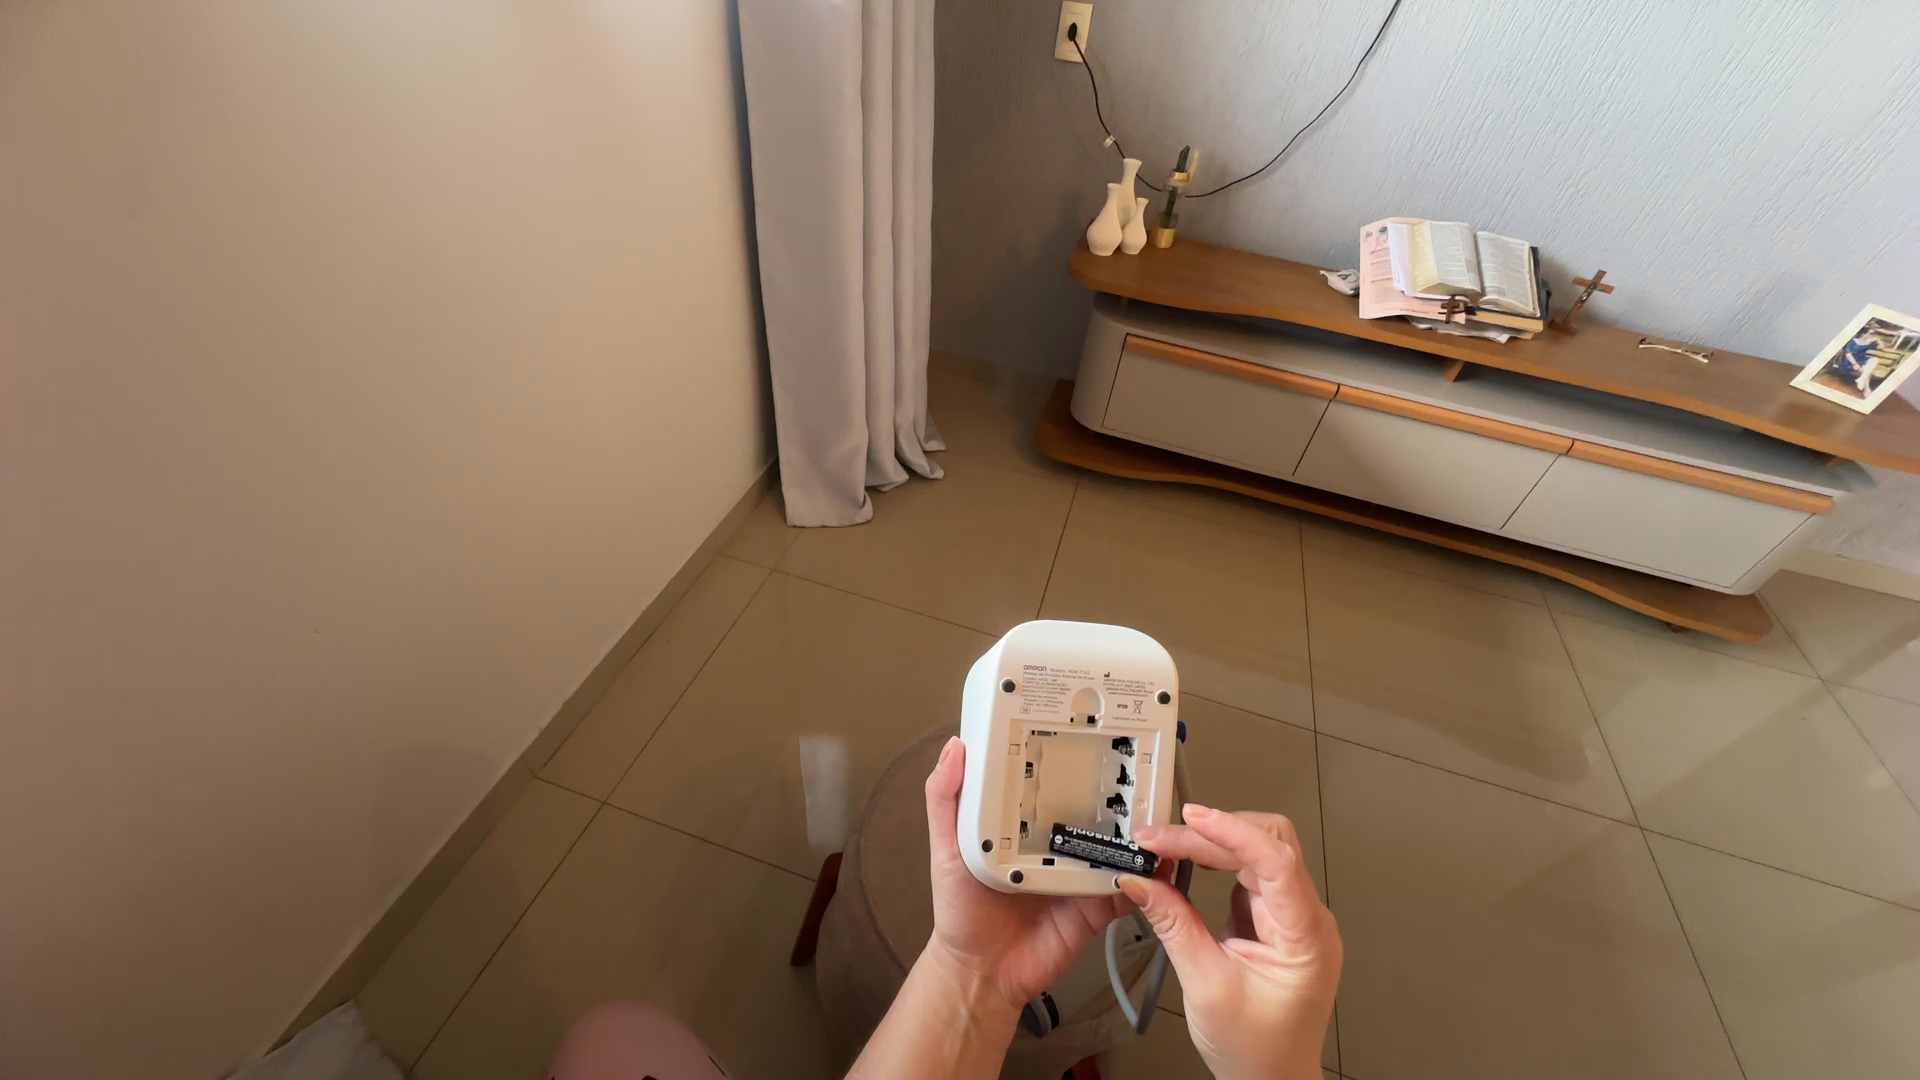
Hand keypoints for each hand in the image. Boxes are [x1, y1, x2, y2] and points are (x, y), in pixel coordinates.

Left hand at [921, 736, 1134, 1010]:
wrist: (983, 974)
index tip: (1086, 729)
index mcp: (1022, 820)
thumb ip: (945, 799)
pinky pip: (1126, 889)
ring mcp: (1078, 871)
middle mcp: (1054, 840)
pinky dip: (1146, 879)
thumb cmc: (961, 909)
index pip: (1048, 779)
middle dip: (1118, 791)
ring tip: (1155, 817)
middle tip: (1138, 771)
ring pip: (1116, 844)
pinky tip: (1155, 866)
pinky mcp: (1095, 905)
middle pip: (1092, 807)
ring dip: (1137, 832)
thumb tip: (955, 748)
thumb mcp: (946, 847)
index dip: (1066, 756)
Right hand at [1121, 807, 1340, 1079]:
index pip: (1277, 863)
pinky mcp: (1269, 912)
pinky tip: (1183, 859)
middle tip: (1159, 839)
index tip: (1193, 818)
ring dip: (1208, 841)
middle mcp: (1305, 917)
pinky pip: (1243, 866)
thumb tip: (1141, 880)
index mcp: (1306, 938)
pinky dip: (1210, 856)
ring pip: (1253, 848)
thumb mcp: (1206, 986)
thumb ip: (1173, 925)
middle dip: (1210, 833)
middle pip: (1265, 844)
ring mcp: (1288, 912)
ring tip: (1165, 845)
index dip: (1234, 832)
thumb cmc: (1256, 1051)